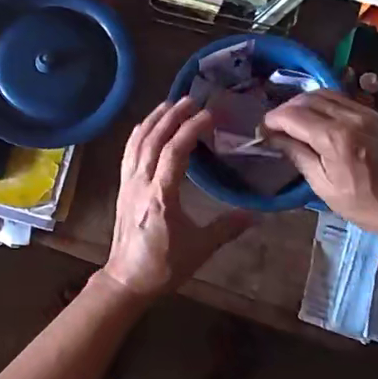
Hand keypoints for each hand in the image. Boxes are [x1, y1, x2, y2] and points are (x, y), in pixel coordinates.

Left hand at [100, 98, 254, 296]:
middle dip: (172, 116)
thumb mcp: (200, 247)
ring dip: (153, 121)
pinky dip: (138, 135)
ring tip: (169, 105)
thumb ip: (227, 228)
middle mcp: (140, 183)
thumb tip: (256, 215)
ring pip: (137, 143)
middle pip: (153, 140)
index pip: (175, 151)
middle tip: (191, 99)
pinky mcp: (122, 188)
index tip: (210, 114)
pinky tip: (146, 128)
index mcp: (161, 195)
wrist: (127, 279)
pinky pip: (128, 154)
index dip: (192, 128)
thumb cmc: (164, 265)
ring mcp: (127, 184)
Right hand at [261, 91, 377, 255]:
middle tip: (273, 127)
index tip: (261, 131)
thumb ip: (298, 155)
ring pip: (324, 94)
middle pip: (307, 99)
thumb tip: (274, 138)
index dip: (272, 120)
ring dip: (302, 104)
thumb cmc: (363, 204)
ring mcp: (367, 114)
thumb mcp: (322, 185)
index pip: (292, 116)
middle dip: (284, 110)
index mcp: (335, 138)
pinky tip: (315, 120)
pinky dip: (322, 104)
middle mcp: (351, 119)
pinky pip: (342, 99)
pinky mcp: (376, 117)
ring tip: (291, 122)